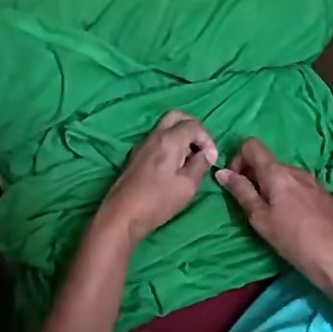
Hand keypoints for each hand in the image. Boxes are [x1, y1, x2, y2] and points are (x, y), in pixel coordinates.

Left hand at [97, 110, 218, 246]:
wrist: (121, 215)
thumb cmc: (158, 201)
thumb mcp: (187, 185)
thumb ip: (200, 165)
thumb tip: (207, 153)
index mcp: (169, 139)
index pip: (193, 125)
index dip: (207, 138)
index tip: (211, 158)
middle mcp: (154, 135)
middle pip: (176, 116)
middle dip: (192, 127)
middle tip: (200, 147)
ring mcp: (142, 144)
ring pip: (165, 127)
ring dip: (180, 136)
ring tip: (188, 160)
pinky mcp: (136, 155)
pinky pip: (156, 139)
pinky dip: (169, 144)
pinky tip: (173, 166)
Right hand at [215, 138, 332, 285]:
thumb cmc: (291, 238)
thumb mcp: (259, 217)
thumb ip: (241, 191)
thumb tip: (222, 171)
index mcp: (277, 172)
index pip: (251, 145)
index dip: (238, 159)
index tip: (237, 183)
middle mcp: (295, 169)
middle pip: (267, 162)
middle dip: (254, 177)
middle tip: (252, 206)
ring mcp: (312, 180)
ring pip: (283, 174)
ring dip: (272, 187)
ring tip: (273, 214)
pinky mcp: (323, 193)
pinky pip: (298, 185)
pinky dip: (289, 193)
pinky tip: (294, 218)